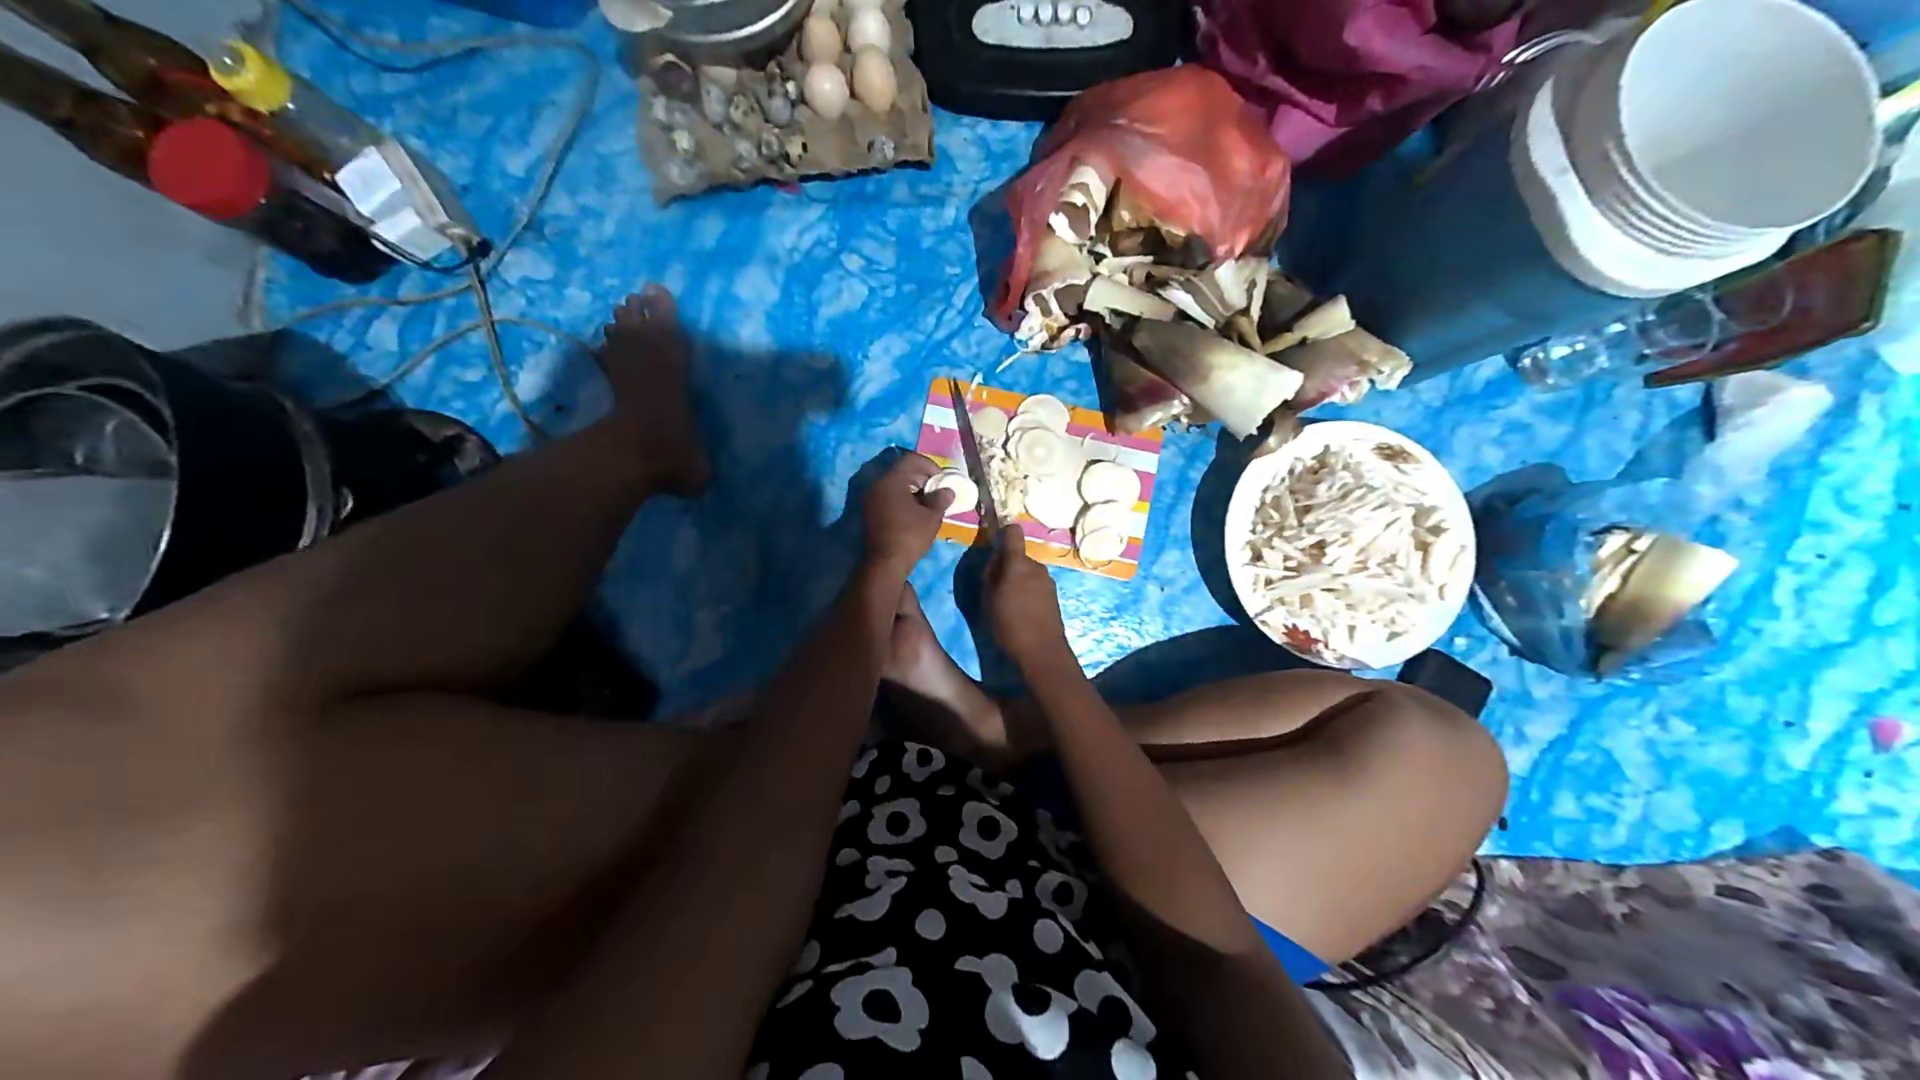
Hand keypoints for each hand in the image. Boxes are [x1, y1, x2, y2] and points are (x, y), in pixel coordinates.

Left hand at [863, 453, 952, 573]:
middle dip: (921, 476)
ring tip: (928, 502)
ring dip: (912, 488)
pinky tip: (914, 512)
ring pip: (894, 484)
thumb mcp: (931, 516)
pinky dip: (901, 498)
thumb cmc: (910, 536)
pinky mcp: (869, 512)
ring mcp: (870, 498)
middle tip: (937, 489)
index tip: (942, 479)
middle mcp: (877, 485)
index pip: (911, 459)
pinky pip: (887, 496)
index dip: (930, 465)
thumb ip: (940, 499)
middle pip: (901, 470)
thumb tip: (947, 491)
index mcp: (891, 480)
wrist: (885, 563)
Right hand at [985, 525, 1070, 666]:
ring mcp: (1048, 580)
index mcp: (1018, 563)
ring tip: (1009, 603)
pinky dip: (1028, 591)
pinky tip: (1022, 611)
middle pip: (1019, 556)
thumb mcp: (987, 598)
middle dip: (1008, 566)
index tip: (995, 544)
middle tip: (996, 587)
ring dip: (1018, 580)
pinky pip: (1036, 584)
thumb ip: (990, 573)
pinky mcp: (1054, 594)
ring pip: (1027, 571)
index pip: (1013, 532)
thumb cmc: (1008, 624)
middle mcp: (1036, 566)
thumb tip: (995, 558)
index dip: (1004, 533)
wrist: (1041, 651)